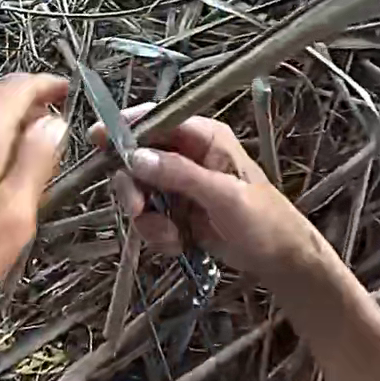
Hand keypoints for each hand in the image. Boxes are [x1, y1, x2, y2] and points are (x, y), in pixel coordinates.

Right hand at [91, 106, 334, 282]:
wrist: (280, 260)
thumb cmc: (264, 220)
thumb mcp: (224, 196)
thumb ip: (179, 174)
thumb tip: (135, 157)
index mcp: (203, 137)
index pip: (156, 120)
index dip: (125, 126)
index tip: (99, 138)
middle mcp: (185, 155)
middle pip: (136, 158)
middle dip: (133, 188)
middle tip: (137, 209)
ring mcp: (177, 183)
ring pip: (137, 190)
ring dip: (146, 218)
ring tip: (170, 235)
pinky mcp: (173, 210)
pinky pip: (146, 216)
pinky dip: (155, 233)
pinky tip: (177, 243)